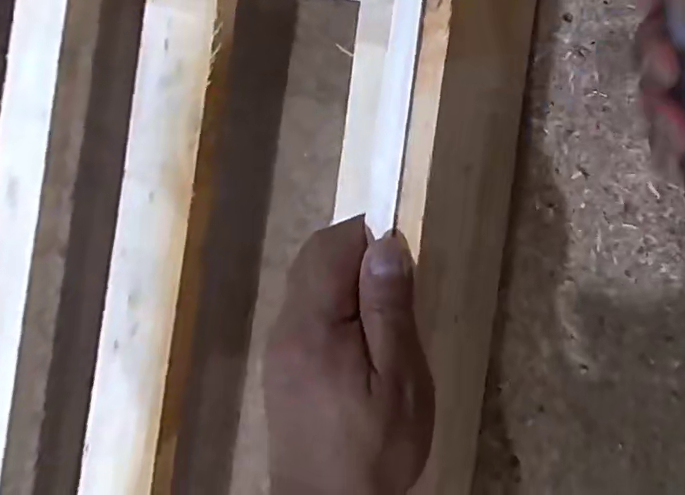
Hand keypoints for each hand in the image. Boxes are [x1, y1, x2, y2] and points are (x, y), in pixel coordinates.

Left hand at [266, 218, 434, 494]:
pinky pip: (311, 305)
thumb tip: (386, 242)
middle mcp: (286, 329)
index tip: (403, 264)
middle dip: (361, 251)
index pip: (333, 244)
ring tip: (388, 310)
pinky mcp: (286, 364)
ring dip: (352, 274)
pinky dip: (341, 298)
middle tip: (399, 285)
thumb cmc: (376, 447)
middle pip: (316, 255)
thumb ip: (389, 306)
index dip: (371, 237)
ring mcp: (281, 348)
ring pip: (313, 277)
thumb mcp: (398, 375)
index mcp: (311, 327)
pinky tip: (367, 333)